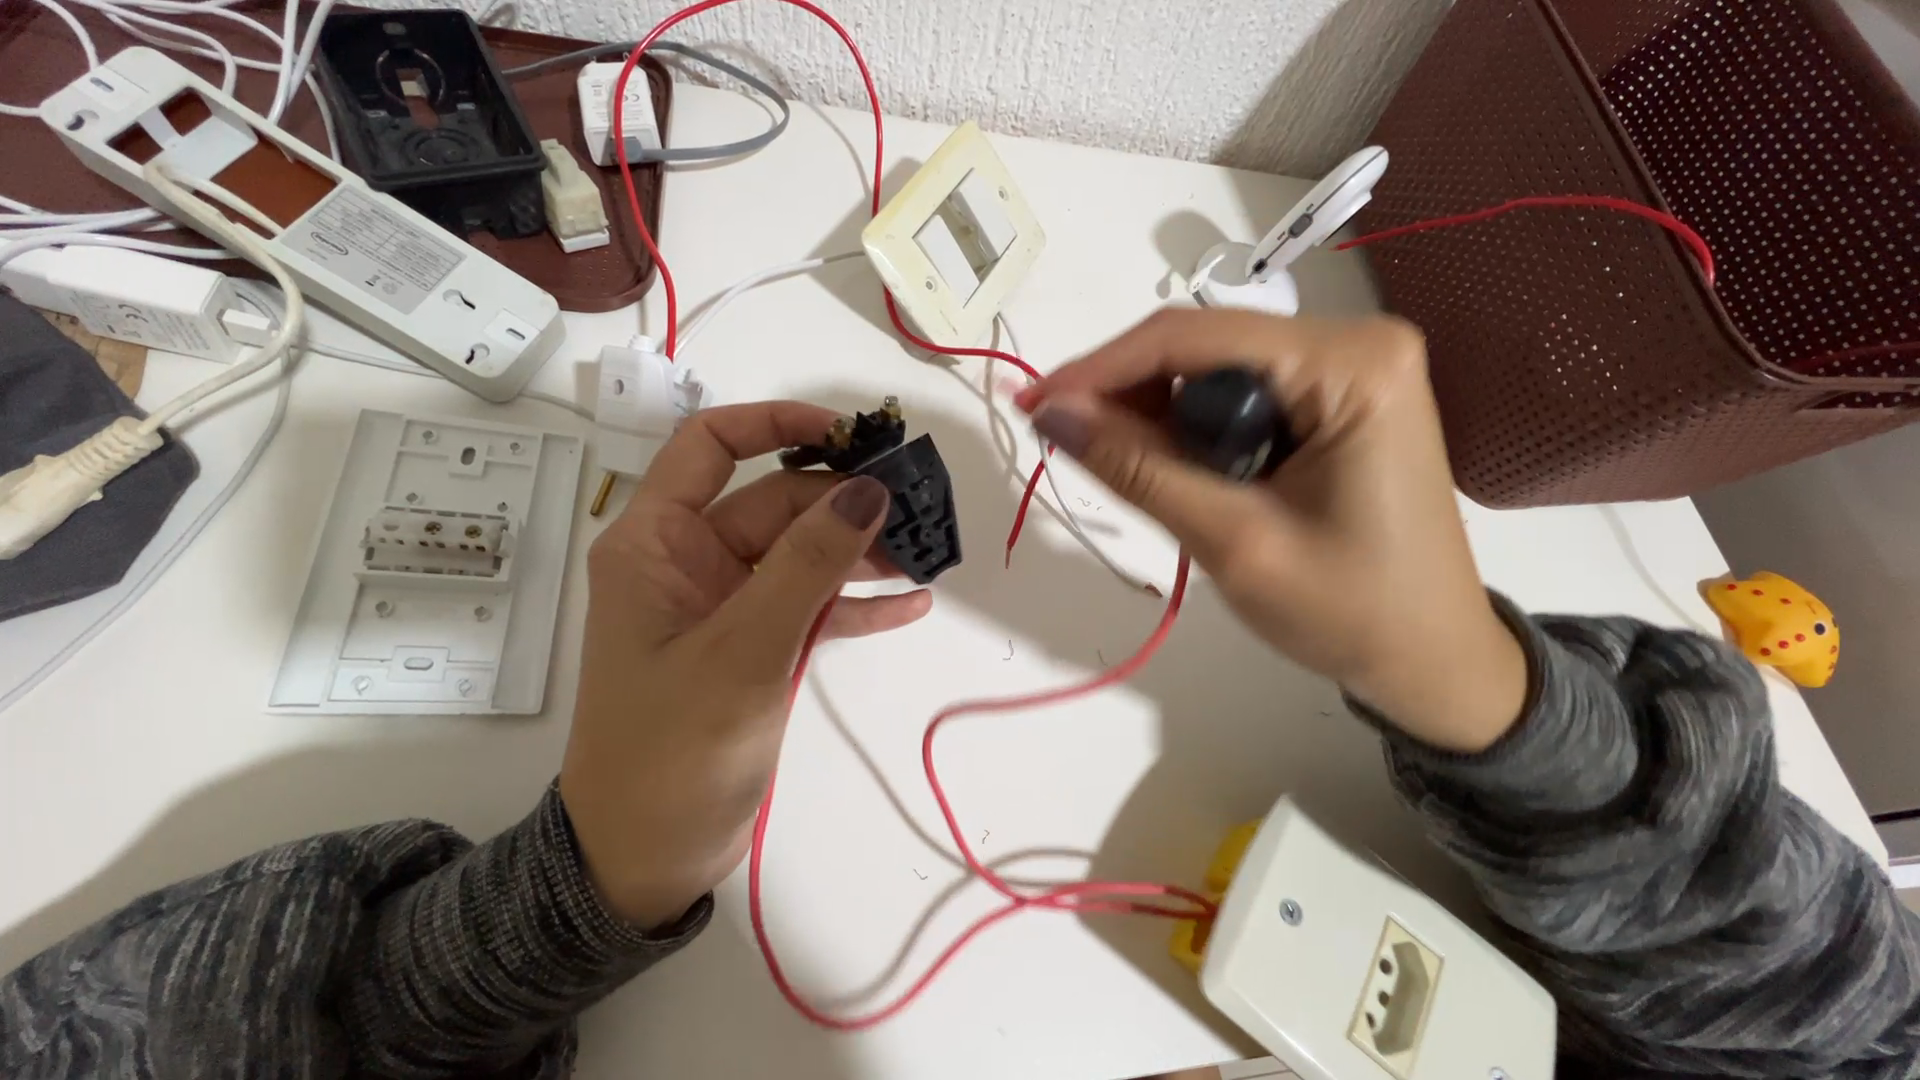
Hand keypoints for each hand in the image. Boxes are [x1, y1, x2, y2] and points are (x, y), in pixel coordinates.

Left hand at [559, 402, 932, 928]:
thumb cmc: (674, 752)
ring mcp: (725, 606)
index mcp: (657, 542)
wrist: (646, 858)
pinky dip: (853, 605)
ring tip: (925, 557)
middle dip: (843, 504)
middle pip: (774, 502)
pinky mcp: (753, 647)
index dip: (779, 425)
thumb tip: (868, 490)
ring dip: (858, 554)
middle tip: (917, 509)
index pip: (711, 445)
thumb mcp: (744, 650)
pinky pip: (809, 606)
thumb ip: (808, 566)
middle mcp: (689, 561)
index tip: (850, 435)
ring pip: (800, 554)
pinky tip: (910, 606)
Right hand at [1018, 310, 1524, 751]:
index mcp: (1350, 364)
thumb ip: (1137, 469)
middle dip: (1130, 396)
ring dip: (1158, 417)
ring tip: (1129, 473)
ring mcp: (1350, 368)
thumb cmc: (1348, 611)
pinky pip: (1239, 393)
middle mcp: (1354, 343)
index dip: (1101, 368)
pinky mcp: (1338, 397)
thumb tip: (1051, 413)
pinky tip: (1177, 471)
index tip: (1033, 405)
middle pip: (1203, 346)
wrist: (1431, 658)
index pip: (1194, 337)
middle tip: (1072, 448)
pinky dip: (1193, 430)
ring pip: (1213, 370)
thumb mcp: (1232, 540)